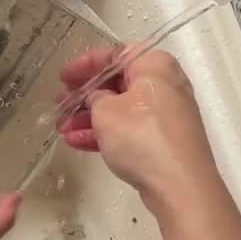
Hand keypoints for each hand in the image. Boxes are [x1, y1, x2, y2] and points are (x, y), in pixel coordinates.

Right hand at [57, 48, 220, 214]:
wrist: (179, 185)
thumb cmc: (142, 138)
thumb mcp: (106, 112)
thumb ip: (95, 98)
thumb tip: (97, 98)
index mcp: (154, 65)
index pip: (115, 54)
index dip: (85, 65)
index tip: (64, 78)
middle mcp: (163, 84)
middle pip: (117, 83)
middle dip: (85, 96)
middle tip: (61, 105)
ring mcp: (164, 114)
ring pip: (120, 109)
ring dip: (89, 118)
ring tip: (63, 129)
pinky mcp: (162, 140)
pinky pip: (129, 129)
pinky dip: (105, 134)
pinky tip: (77, 142)